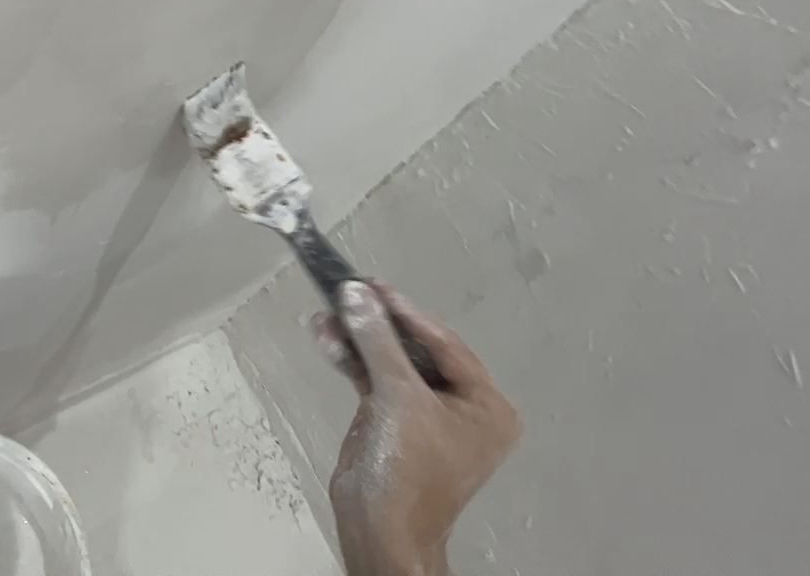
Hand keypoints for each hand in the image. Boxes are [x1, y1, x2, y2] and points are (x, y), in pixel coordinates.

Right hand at [312, 281, 520, 575]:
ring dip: (355, 338)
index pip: (444, 343)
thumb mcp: (397, 395)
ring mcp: (422, 414)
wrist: (379, 526)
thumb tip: (355, 291)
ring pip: (388, 361)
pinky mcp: (391, 420)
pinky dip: (350, 359)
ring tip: (325, 316)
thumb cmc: (407, 464)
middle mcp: (459, 407)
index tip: (370, 284)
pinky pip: (372, 378)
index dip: (405, 312)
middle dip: (375, 324)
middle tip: (347, 293)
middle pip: (413, 349)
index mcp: (484, 406)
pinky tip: (325, 338)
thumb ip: (377, 338)